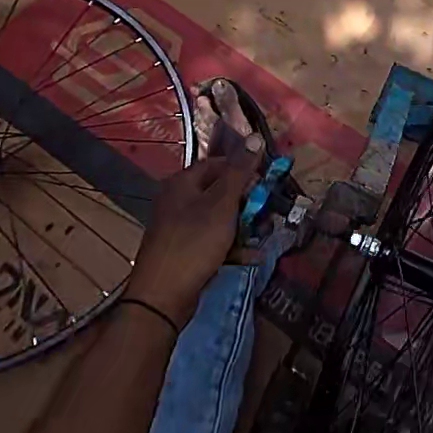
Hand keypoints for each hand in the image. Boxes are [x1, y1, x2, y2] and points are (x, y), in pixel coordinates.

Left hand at [123, 142, 263, 325]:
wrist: (163, 295)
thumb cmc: (194, 242)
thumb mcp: (221, 204)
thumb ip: (239, 171)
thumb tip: (255, 137)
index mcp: (182, 182)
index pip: (218, 164)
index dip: (244, 170)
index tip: (267, 182)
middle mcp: (178, 200)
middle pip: (219, 191)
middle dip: (247, 202)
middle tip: (268, 212)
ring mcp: (180, 227)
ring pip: (219, 218)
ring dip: (243, 226)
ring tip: (263, 234)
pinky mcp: (185, 252)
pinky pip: (213, 242)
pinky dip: (232, 246)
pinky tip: (251, 256)